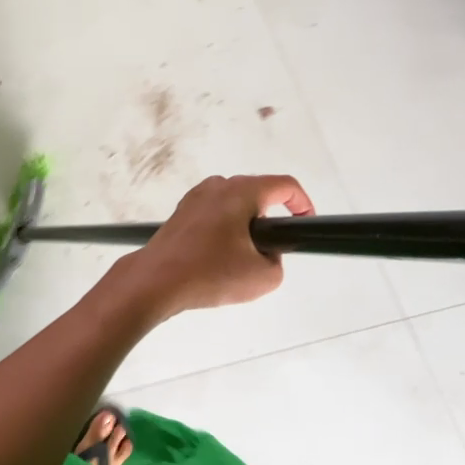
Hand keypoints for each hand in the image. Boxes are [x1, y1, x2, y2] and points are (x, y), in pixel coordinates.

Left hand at [120, 174, 313, 318]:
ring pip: (235, 204)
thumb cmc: (212, 272)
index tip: (306, 225)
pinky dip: (226, 230)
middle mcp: (216, 186)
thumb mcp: (265, 276)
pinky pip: (216, 213)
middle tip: (272, 250)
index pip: (284, 185)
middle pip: (258, 193)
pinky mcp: (182, 212)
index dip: (303, 204)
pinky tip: (221, 257)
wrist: (158, 278)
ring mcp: (195, 197)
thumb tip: (266, 249)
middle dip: (272, 218)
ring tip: (243, 259)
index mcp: (239, 192)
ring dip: (247, 225)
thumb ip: (278, 258)